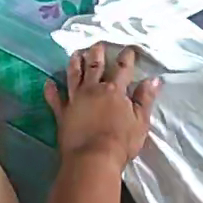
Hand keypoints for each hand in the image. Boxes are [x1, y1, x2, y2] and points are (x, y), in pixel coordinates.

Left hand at [44, 44, 160, 168]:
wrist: (93, 158)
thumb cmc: (121, 141)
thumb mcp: (141, 121)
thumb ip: (145, 99)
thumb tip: (154, 79)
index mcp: (114, 90)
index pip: (123, 68)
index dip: (127, 57)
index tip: (129, 49)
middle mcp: (93, 89)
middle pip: (95, 66)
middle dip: (97, 53)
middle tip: (97, 44)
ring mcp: (75, 100)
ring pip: (74, 76)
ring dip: (75, 63)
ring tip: (75, 54)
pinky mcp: (62, 113)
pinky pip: (54, 99)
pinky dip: (51, 90)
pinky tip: (48, 82)